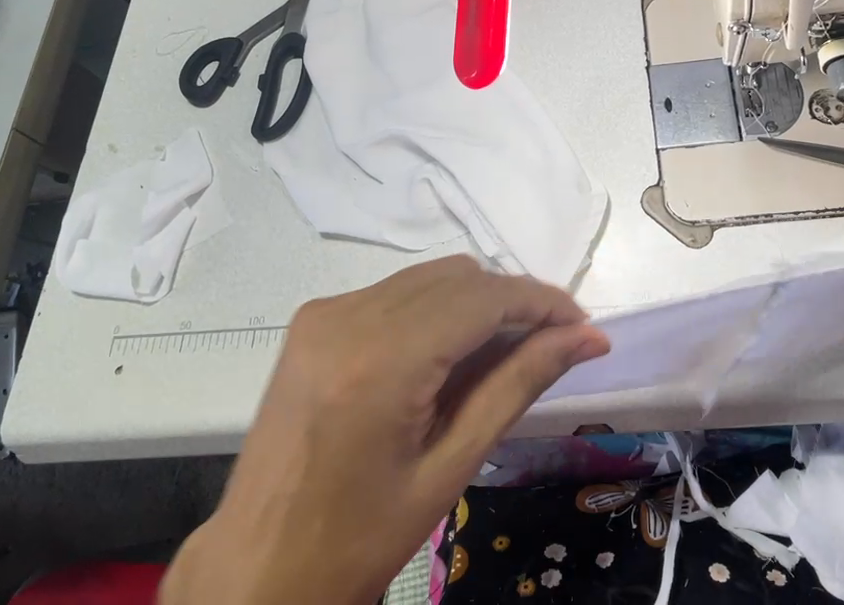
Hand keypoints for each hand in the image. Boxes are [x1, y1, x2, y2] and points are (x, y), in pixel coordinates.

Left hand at [160, 256, 608, 604]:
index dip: (542, 303)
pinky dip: (436, 310)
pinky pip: (396, 293)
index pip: (483, 298)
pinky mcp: (313, 321)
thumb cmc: (360, 538)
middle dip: (514, 303)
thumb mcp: (450, 467)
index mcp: (381, 360)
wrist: (258, 566)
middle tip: (553, 348)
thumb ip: (517, 386)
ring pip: (429, 278)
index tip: (585, 327)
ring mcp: (324, 314)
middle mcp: (348, 317)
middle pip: (458, 277)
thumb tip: (586, 338)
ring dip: (477, 303)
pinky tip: (451, 356)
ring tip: (507, 356)